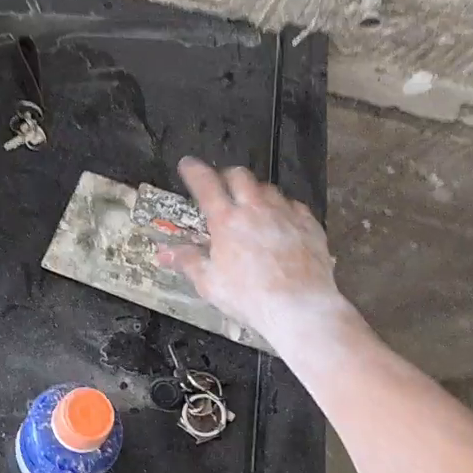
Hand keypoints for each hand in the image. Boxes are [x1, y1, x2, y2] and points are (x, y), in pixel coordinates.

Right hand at [156, 157, 356, 346]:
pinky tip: (280, 220)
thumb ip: (187, 261)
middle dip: (227, 175)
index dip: (194, 171)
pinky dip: (283, 208)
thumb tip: (164, 253)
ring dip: (255, 192)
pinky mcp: (308, 225)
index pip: (206, 184)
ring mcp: (285, 214)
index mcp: (227, 221)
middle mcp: (256, 209)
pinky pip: (294, 205)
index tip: (188, 165)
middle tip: (221, 184)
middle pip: (240, 176)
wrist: (298, 307)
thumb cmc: (249, 297)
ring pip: (268, 188)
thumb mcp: (209, 282)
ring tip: (251, 205)